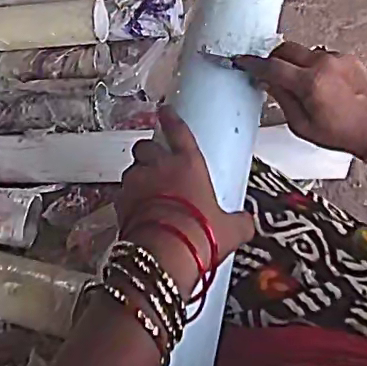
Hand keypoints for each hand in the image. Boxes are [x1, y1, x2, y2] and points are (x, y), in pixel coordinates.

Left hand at [117, 107, 254, 295]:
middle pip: (146, 147)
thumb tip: (247, 222)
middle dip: (149, 152)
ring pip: (132, 170)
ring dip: (139, 177)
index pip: (179, 132)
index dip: (171, 119)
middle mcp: (159, 166)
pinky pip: (123, 194)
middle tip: (157, 164)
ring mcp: (136, 182)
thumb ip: (240, 221)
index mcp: (188, 164)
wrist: (165, 255)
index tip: (165, 111)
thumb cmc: (200, 235)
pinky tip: (138, 213)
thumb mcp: (231, 230)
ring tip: (149, 194)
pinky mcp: (120, 201)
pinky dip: (129, 200)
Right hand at [234, 41, 366, 156]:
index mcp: (309, 82)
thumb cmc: (341, 132)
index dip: (253, 64)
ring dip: (295, 63)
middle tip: (270, 72)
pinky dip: (314, 65)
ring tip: (300, 84)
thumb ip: (281, 98)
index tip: (243, 61)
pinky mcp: (347, 58)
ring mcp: (336, 59)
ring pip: (303, 51)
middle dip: (274, 59)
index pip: (271, 66)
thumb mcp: (300, 124)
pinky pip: (321, 56)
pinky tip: (319, 83)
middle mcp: (322, 65)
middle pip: (285, 49)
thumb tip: (269, 82)